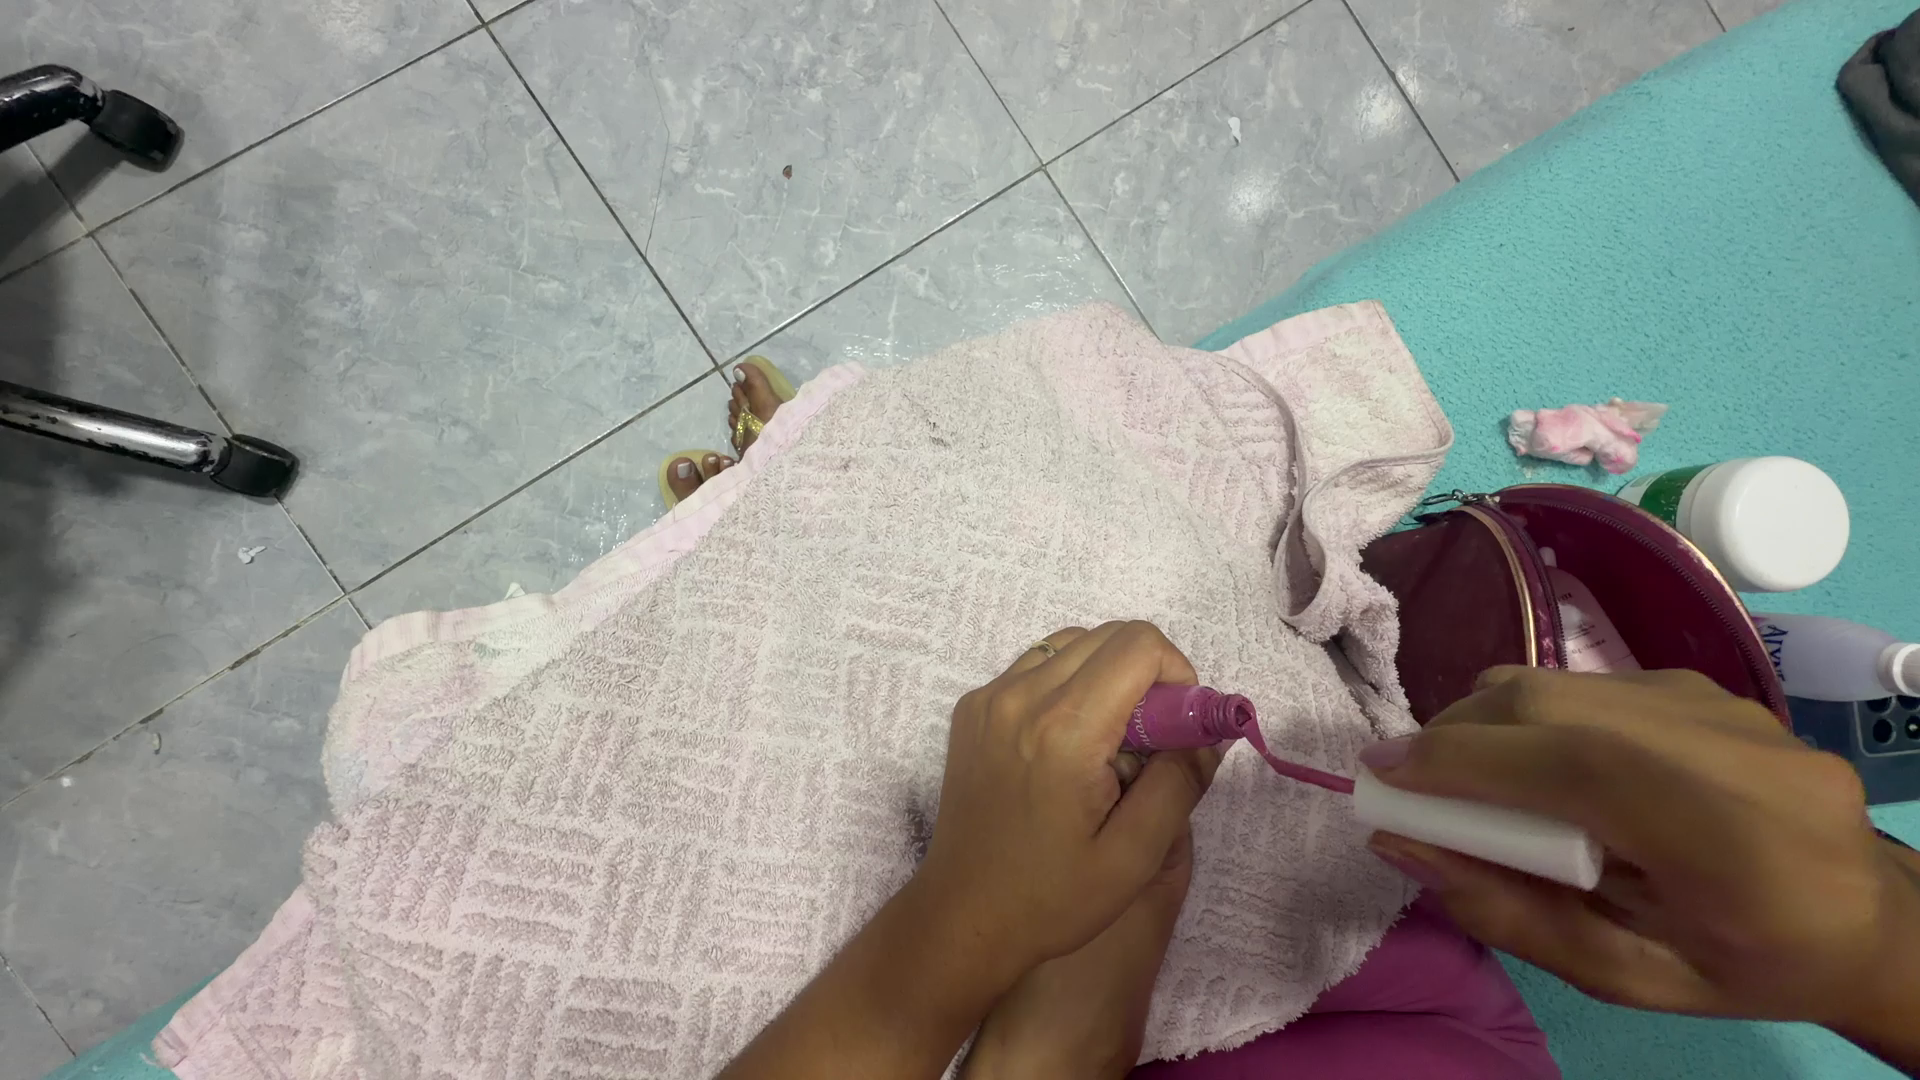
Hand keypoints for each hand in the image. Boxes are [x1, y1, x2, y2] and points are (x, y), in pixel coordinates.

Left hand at [916, 621, 1223, 977]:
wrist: (964, 914)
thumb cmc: (1052, 895)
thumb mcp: (1136, 855)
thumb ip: (1181, 781)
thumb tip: (1209, 731)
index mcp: (1064, 728)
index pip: (1138, 645)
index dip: (1176, 672)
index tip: (1178, 724)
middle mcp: (1020, 695)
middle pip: (1107, 635)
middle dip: (1146, 673)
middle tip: (1150, 738)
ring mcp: (989, 696)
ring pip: (1070, 644)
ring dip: (1105, 673)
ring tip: (1108, 739)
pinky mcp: (971, 706)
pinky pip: (1034, 666)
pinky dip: (1066, 683)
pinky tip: (1067, 739)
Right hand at [1363, 668, 1919, 1049]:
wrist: (1870, 917)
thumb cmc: (1745, 963)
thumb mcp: (1628, 979)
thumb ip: (1508, 914)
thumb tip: (1395, 841)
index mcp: (1744, 847)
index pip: (1579, 769)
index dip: (1463, 761)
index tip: (1379, 775)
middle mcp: (1738, 751)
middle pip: (1547, 706)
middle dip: (1452, 736)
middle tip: (1411, 779)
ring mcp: (1718, 704)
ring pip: (1547, 683)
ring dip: (1479, 721)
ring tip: (1471, 773)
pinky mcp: (1693, 682)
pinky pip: (1567, 683)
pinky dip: (1519, 715)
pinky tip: (1536, 760)